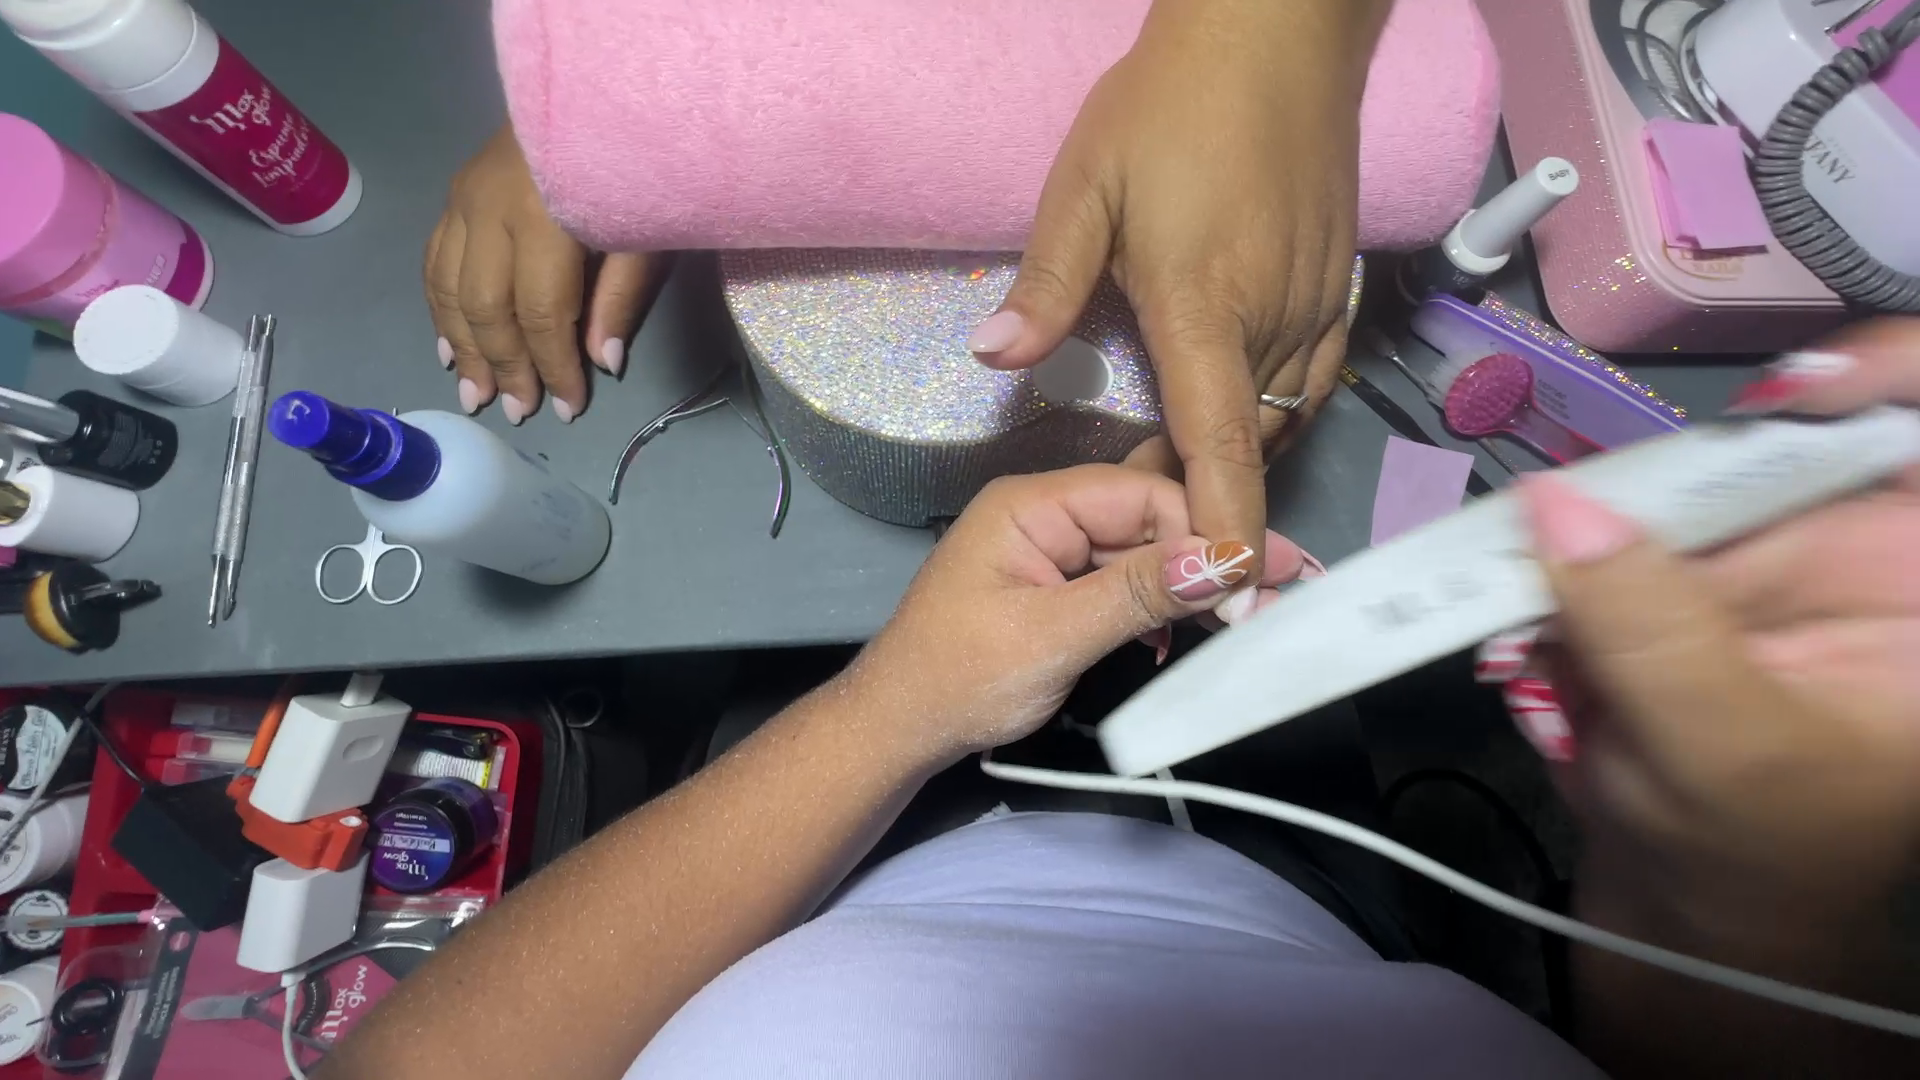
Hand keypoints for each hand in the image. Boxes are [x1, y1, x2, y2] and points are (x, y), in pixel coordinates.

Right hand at [424, 124, 670, 423]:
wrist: (595, 93)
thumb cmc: (635, 168)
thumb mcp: (645, 235)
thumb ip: (619, 299)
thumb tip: (604, 364)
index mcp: (540, 222)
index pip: (541, 316)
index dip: (553, 367)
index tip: (566, 409)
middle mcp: (487, 212)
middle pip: (487, 308)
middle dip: (503, 366)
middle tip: (515, 412)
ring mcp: (462, 200)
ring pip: (450, 288)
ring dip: (462, 347)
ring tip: (475, 393)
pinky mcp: (454, 195)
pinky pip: (435, 262)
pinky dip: (441, 308)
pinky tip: (449, 345)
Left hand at [845, 465, 1305, 760]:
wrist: (903, 725)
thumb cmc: (961, 678)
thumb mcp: (1051, 637)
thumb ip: (1134, 596)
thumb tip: (1224, 561)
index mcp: (1031, 504)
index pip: (1138, 495)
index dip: (1202, 532)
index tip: (1259, 577)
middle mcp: (1045, 514)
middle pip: (1145, 521)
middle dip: (1209, 558)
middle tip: (1284, 590)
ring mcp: (1052, 551)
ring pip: (1140, 555)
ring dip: (1191, 586)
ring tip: (1257, 615)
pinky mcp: (1059, 587)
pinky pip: (1122, 584)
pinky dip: (1159, 606)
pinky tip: (1197, 628)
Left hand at [969, 0, 1389, 576]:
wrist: (1278, 27)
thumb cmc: (1167, 108)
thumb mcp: (1085, 188)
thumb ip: (1047, 285)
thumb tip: (996, 357)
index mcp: (1204, 310)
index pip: (1216, 446)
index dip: (1219, 524)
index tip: (1220, 588)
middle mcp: (1270, 324)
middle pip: (1241, 448)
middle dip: (1202, 503)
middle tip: (1150, 534)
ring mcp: (1311, 308)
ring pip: (1274, 423)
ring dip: (1230, 463)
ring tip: (1178, 488)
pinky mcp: (1336, 291)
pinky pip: (1307, 385)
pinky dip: (1268, 421)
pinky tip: (1234, 424)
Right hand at [1516, 321, 1919, 908]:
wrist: (1678, 884)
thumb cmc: (1745, 837)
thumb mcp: (1716, 741)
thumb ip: (1643, 624)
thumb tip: (1548, 500)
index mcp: (1916, 583)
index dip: (1883, 379)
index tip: (1775, 397)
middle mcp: (1838, 552)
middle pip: (1758, 450)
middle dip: (1656, 475)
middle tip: (1556, 516)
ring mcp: (1736, 564)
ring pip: (1649, 491)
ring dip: (1573, 521)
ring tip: (1512, 578)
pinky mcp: (1653, 581)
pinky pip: (1587, 534)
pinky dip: (1537, 554)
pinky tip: (1509, 596)